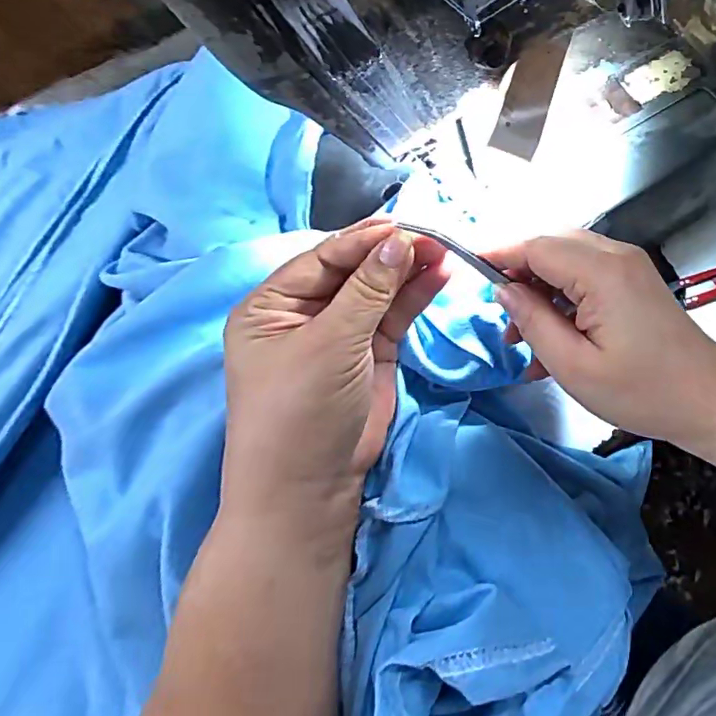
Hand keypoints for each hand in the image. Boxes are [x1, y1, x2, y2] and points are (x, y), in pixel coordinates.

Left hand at [222, 218, 448, 519]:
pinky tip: (439, 274)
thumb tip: (399, 240)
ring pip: (379, 289)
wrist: (310, 489)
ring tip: (444, 250)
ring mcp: (341, 331)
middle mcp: (305, 311)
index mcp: (271, 304)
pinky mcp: (371, 349)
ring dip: (409, 270)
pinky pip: (394, 313)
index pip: (323, 258)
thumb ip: (368, 290)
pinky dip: (416, 294)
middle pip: (354, 270)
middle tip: (432, 236)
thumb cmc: (300, 411)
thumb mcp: (330, 344)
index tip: (403, 225)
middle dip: (391, 253)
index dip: (362, 240)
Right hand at [489, 230, 715, 450]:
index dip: (500, 255)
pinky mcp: (631, 278)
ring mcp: (627, 264)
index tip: (470, 271)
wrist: (709, 397)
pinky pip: (584, 274)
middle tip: (502, 315)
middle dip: (518, 275)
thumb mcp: (576, 367)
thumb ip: (534, 322)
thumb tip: (503, 291)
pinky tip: (551, 337)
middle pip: (550, 245)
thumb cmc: (645, 390)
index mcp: (602, 272)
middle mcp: (615, 256)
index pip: (536, 246)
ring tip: (523, 336)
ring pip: (565, 259)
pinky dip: (561, 297)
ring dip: (538, 289)